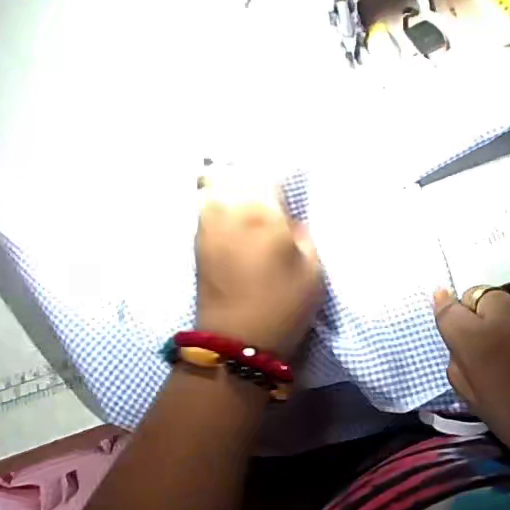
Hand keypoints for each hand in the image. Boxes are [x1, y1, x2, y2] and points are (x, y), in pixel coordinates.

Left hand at [195, 175, 322, 355]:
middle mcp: (228, 207)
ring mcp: (207, 222)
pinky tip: (234, 210)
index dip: (279, 172)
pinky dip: (217, 198)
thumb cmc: (283, 304)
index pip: (266, 171)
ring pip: (212, 182)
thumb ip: (302, 234)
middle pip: (233, 169)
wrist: (238, 340)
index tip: (289, 178)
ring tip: (240, 190)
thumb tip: (288, 219)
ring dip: (229, 180)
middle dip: (250, 170)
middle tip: (266, 182)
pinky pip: (205, 203)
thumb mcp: (312, 269)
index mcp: (261, 210)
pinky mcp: (197, 239)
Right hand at [432, 287, 509, 480]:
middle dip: (476, 314)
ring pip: (509, 302)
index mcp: (479, 342)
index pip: (449, 311)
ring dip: (505, 318)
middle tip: (486, 344)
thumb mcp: (485, 411)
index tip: (446, 318)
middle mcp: (506, 314)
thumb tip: (456, 350)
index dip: (445, 313)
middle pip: (479, 297)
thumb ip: (463, 374)